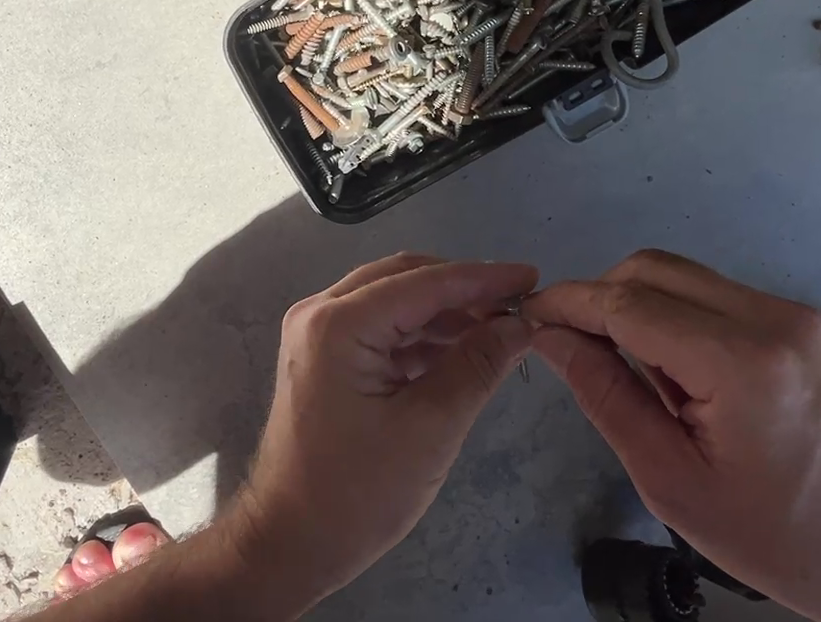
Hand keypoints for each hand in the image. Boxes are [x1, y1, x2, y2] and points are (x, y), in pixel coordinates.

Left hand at [228, 253, 537, 607]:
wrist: (289, 543)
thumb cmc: (358, 492)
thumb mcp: (430, 428)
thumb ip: (477, 365)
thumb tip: (520, 325)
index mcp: (338, 322)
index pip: (424, 282)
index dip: (482, 278)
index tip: (530, 276)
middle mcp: (320, 312)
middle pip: (404, 279)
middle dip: (463, 290)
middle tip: (517, 304)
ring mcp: (317, 332)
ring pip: (392, 301)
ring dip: (444, 313)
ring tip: (498, 330)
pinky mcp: (323, 355)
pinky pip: (379, 327)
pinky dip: (420, 335)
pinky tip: (459, 350)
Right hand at [526, 250, 820, 621]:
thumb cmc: (784, 539)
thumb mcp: (674, 483)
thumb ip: (605, 397)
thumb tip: (551, 338)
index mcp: (742, 362)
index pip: (628, 303)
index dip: (569, 303)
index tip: (530, 316)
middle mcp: (772, 318)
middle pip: (652, 270)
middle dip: (599, 298)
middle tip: (576, 346)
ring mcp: (795, 314)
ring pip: (682, 275)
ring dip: (638, 306)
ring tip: (639, 374)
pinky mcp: (805, 322)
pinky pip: (715, 295)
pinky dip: (676, 316)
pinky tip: (682, 373)